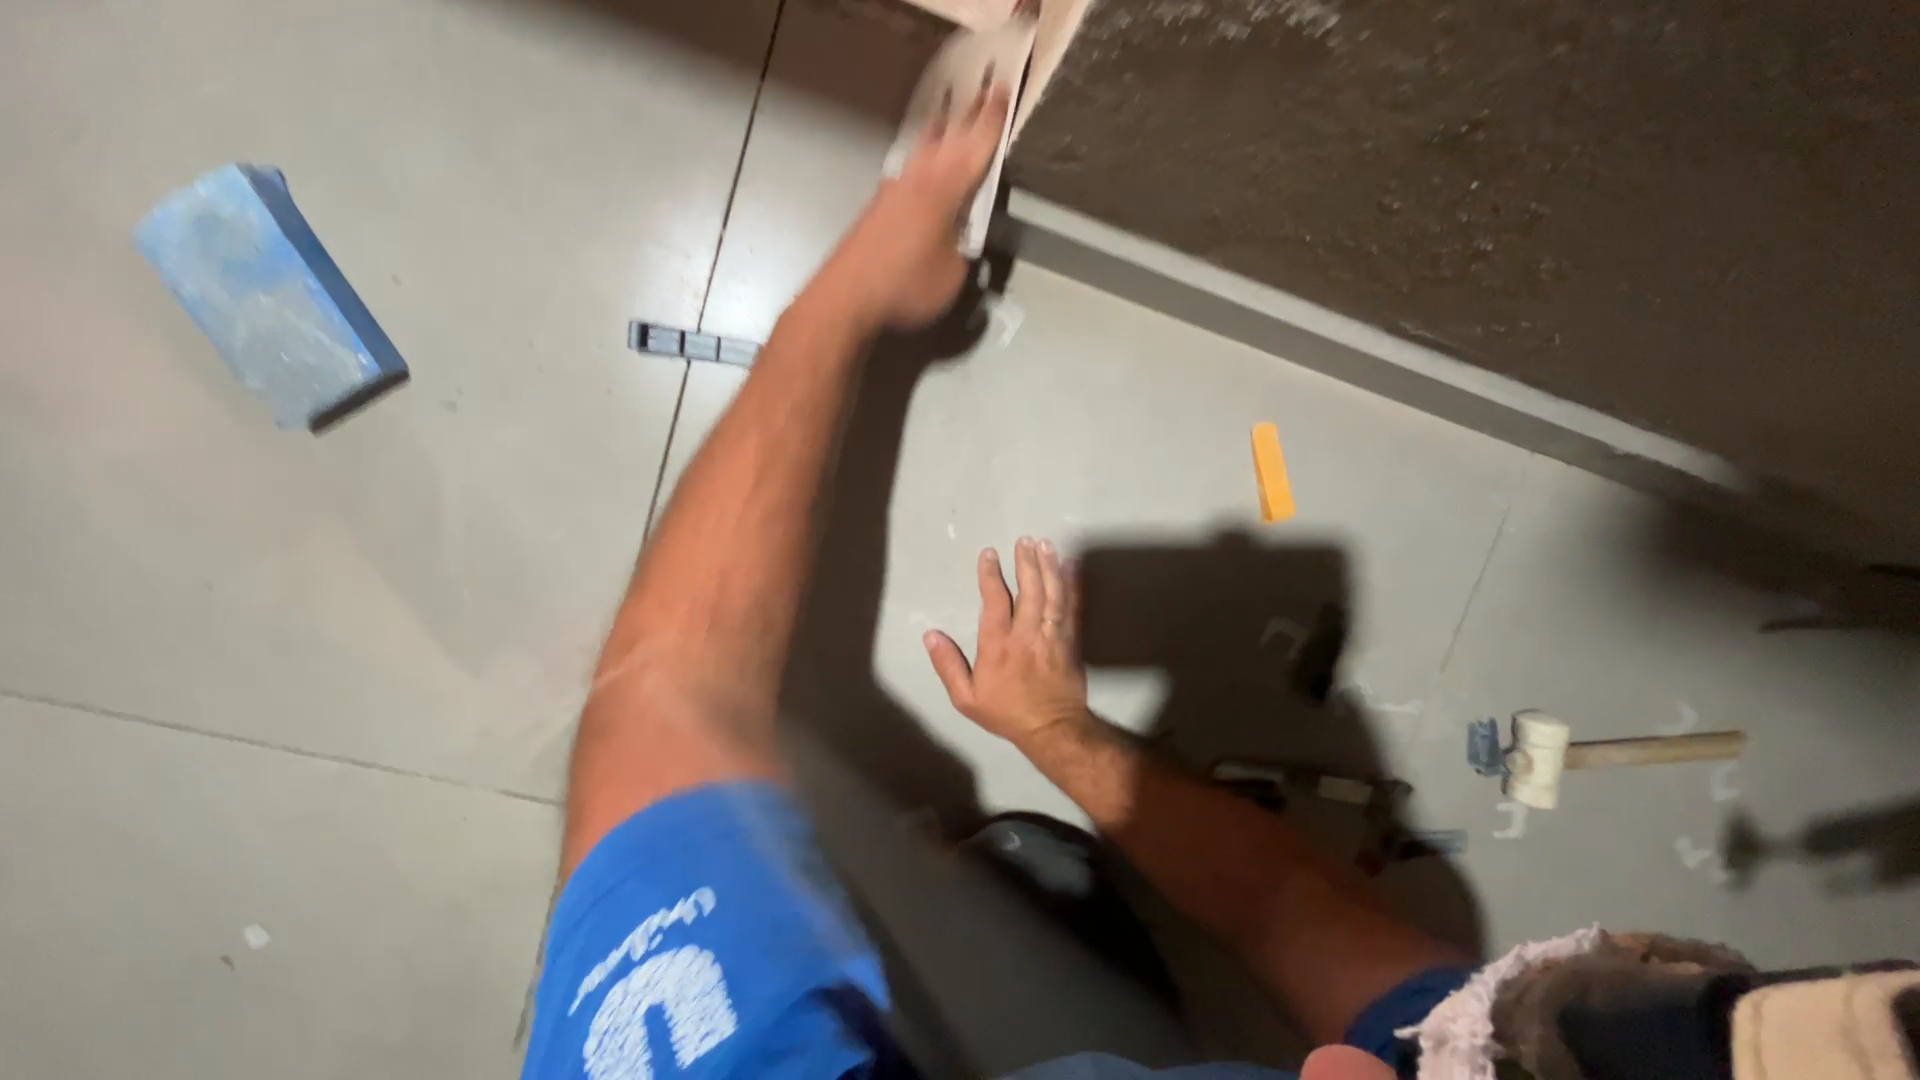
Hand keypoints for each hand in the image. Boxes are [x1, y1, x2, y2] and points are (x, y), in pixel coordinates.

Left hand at [820, 81, 1011, 329]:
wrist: (847, 297)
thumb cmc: (907, 285)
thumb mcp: (953, 275)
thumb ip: (963, 250)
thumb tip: (961, 239)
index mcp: (946, 188)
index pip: (977, 145)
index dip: (992, 120)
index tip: (1003, 91)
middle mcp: (919, 177)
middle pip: (948, 136)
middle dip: (967, 114)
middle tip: (982, 91)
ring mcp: (894, 187)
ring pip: (923, 147)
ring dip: (940, 129)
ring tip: (950, 115)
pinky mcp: (878, 204)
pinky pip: (908, 166)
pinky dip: (921, 154)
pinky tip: (921, 158)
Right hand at [924, 536, 1090, 748]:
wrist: (1052, 729)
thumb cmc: (1006, 712)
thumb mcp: (966, 698)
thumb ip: (948, 665)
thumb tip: (931, 635)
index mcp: (998, 645)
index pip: (995, 601)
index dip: (991, 575)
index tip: (989, 555)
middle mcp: (1027, 635)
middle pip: (1029, 590)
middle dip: (1026, 562)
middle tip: (1024, 540)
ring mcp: (1052, 636)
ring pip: (1052, 594)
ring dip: (1049, 567)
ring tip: (1045, 544)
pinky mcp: (1070, 641)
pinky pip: (1072, 608)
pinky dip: (1072, 586)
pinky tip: (1071, 567)